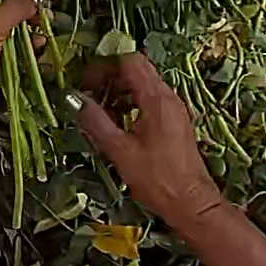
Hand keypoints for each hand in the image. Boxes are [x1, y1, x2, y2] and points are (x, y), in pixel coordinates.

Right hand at [74, 53, 226, 227]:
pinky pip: (150, 101)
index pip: (130, 62)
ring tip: (101, 112)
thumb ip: (95, 121)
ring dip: (119, 92)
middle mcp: (168, 97)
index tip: (86, 83)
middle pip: (136, 70)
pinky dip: (131, 104)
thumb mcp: (119, 150)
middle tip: (90, 96)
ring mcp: (174, 109)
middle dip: (109, 78)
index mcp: (156, 98)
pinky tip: (119, 125)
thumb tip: (74, 99)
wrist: (191, 203)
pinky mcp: (175, 121)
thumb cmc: (156, 178)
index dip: (104, 67)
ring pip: (143, 85)